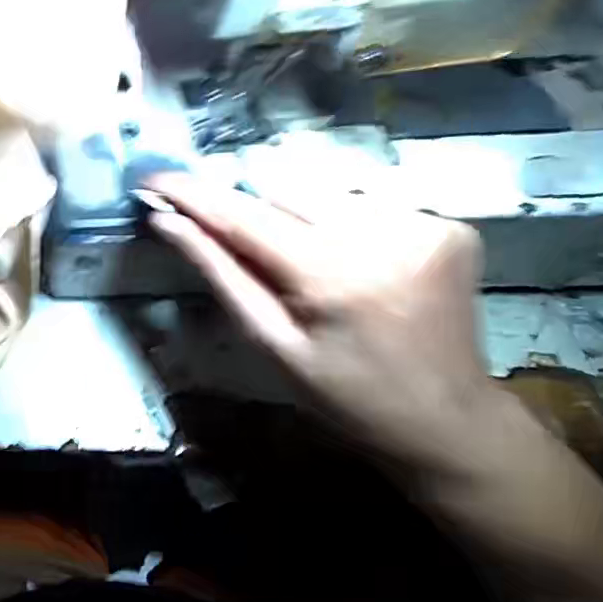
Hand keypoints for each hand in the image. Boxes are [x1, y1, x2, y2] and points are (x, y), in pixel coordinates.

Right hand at [143, 173, 535, 480]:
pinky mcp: (448, 222)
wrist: (448, 421)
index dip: (194, 195)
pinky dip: (345, 225)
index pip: (245, 216)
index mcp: (335, 276)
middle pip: (282, 191)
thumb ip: (221, 274)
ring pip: (322, 192)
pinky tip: (357, 265)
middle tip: (264, 263)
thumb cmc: (347, 397)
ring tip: (316, 270)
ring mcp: (423, 222)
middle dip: (256, 216)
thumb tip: (168, 222)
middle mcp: (383, 234)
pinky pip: (366, 202)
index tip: (154, 180)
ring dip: (300, 219)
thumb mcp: (272, 344)